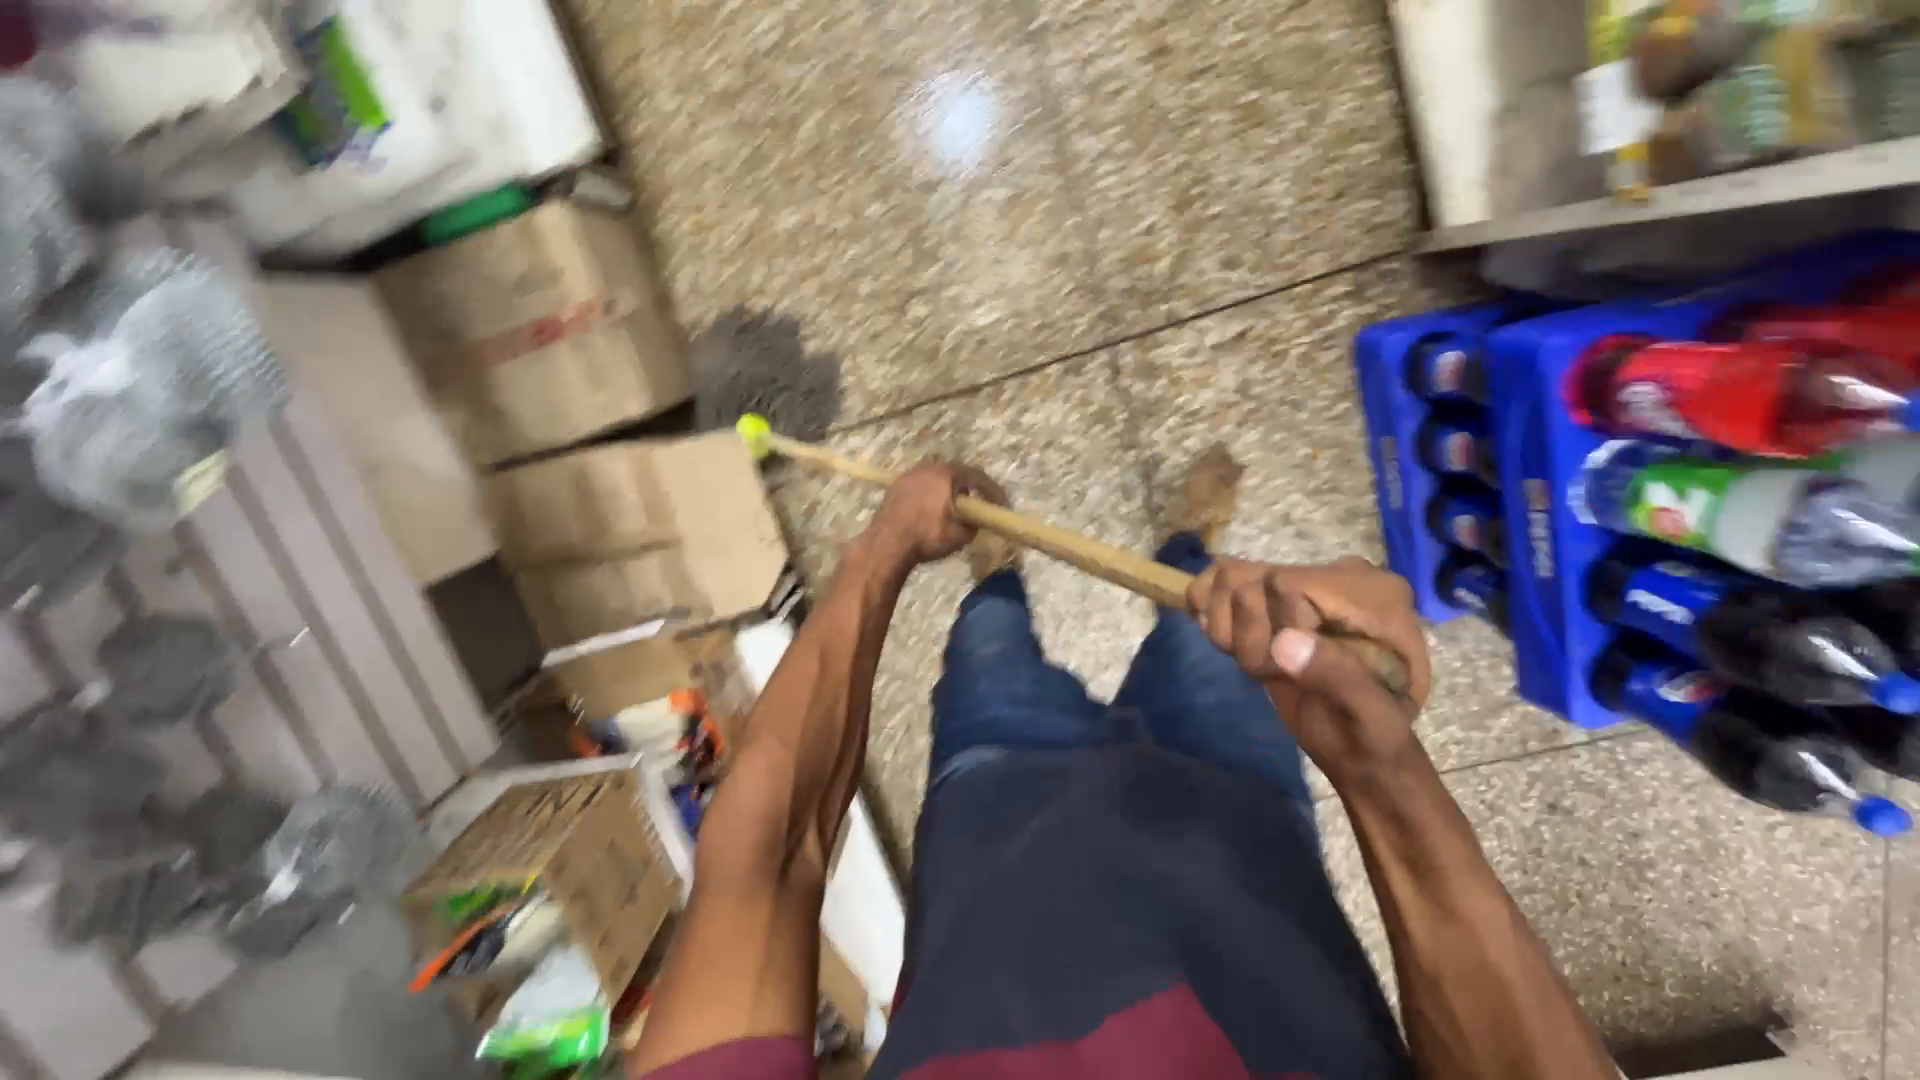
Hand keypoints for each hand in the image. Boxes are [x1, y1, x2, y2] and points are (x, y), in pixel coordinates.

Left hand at [863, 460, 1007, 566]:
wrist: (887, 544)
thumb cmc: (927, 537)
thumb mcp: (960, 535)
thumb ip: (973, 525)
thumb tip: (975, 522)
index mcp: (946, 474)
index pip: (977, 477)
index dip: (992, 491)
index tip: (1000, 504)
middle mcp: (928, 468)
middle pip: (955, 472)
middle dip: (970, 487)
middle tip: (978, 502)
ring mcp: (909, 475)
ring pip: (936, 478)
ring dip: (948, 489)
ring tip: (954, 506)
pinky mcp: (895, 487)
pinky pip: (921, 485)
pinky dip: (932, 494)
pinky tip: (932, 509)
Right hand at [1189, 556, 1432, 781]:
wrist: (1360, 749)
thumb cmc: (1374, 734)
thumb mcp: (1372, 716)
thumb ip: (1337, 676)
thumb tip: (1282, 643)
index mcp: (1373, 592)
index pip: (1287, 584)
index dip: (1271, 631)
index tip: (1290, 672)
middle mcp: (1336, 575)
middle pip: (1250, 576)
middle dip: (1246, 633)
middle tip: (1274, 672)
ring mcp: (1302, 584)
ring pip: (1228, 579)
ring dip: (1229, 631)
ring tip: (1264, 665)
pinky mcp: (1275, 598)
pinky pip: (1222, 583)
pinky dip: (1213, 615)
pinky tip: (1232, 645)